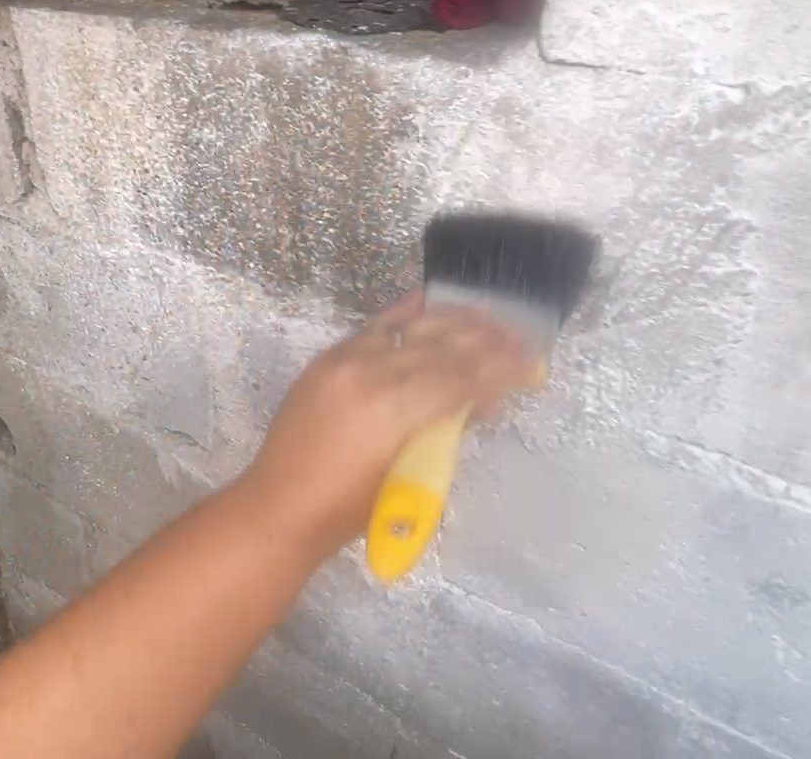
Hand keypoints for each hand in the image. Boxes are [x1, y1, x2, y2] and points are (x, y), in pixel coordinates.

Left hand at [236, 292, 540, 556]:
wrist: (279, 506)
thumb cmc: (347, 510)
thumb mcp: (406, 477)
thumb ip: (443, 433)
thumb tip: (482, 404)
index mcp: (393, 410)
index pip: (459, 378)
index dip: (499, 369)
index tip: (531, 362)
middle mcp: (369, 374)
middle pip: (439, 349)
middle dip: (483, 341)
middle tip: (518, 336)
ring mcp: (344, 362)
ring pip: (408, 332)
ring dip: (449, 322)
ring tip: (484, 315)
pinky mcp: (327, 360)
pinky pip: (370, 329)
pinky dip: (399, 314)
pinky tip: (424, 300)